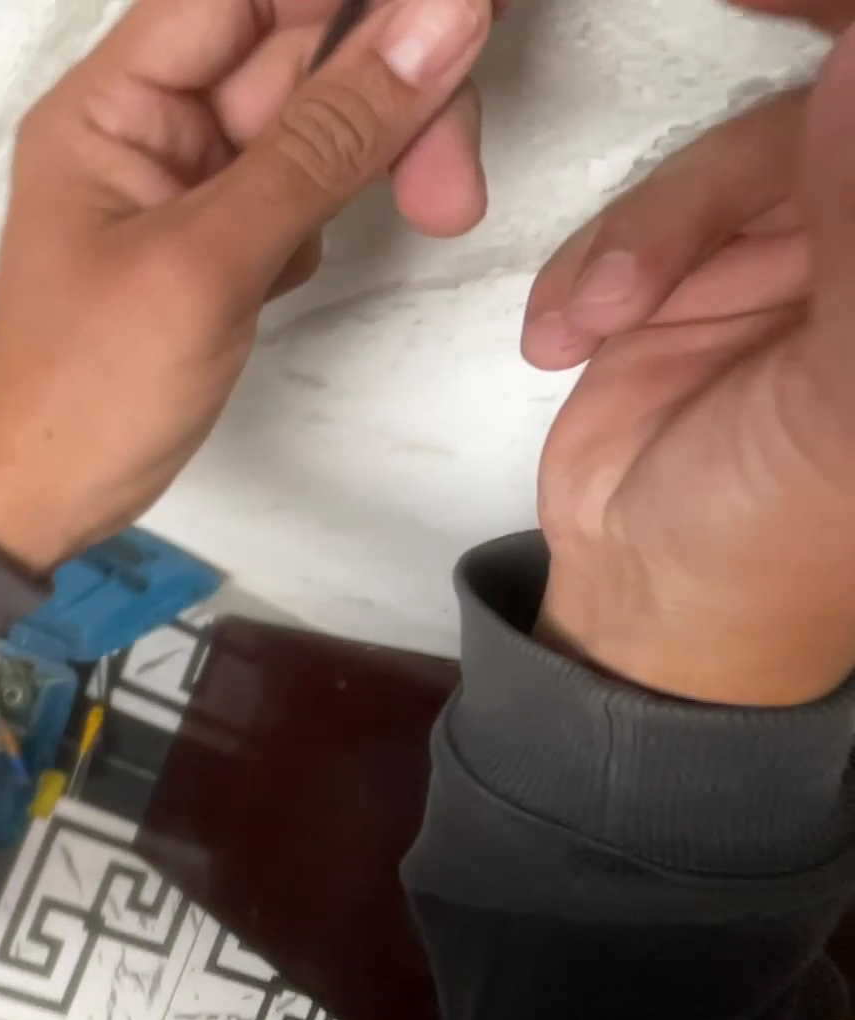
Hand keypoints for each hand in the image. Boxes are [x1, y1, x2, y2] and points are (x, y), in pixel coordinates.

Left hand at [0, 0, 492, 572]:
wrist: (47, 495)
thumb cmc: (85, 394)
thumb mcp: (204, 265)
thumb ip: (321, 141)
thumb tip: (444, 14)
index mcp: (104, 111)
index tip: (463, 17)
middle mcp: (137, 133)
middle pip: (290, 49)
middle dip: (382, 96)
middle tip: (449, 179)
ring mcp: (171, 190)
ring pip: (304, 123)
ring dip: (362, 167)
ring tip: (362, 241)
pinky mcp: (199, 243)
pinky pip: (288, 191)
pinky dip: (313, 224)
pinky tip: (278, 283)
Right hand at [528, 29, 854, 704]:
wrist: (647, 584)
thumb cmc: (783, 524)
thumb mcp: (844, 389)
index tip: (784, 7)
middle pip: (844, 117)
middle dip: (787, 67)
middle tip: (729, 16)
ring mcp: (807, 250)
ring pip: (728, 163)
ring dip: (640, 237)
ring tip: (598, 319)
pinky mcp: (690, 280)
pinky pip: (636, 229)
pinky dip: (587, 275)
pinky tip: (571, 338)